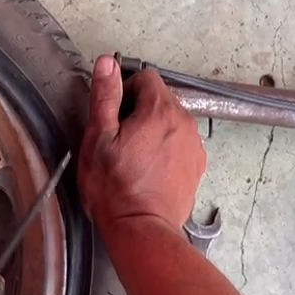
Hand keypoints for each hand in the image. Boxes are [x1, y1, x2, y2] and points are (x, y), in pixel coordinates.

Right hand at [80, 55, 206, 233]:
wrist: (141, 230)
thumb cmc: (115, 189)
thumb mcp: (99, 138)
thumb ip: (105, 96)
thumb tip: (107, 64)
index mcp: (159, 110)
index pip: (145, 77)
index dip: (124, 91)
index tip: (113, 115)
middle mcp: (184, 122)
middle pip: (159, 98)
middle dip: (138, 110)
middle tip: (119, 139)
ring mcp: (193, 145)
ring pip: (169, 121)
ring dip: (152, 129)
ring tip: (132, 157)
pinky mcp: (196, 165)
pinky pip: (178, 142)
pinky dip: (165, 148)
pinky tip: (147, 169)